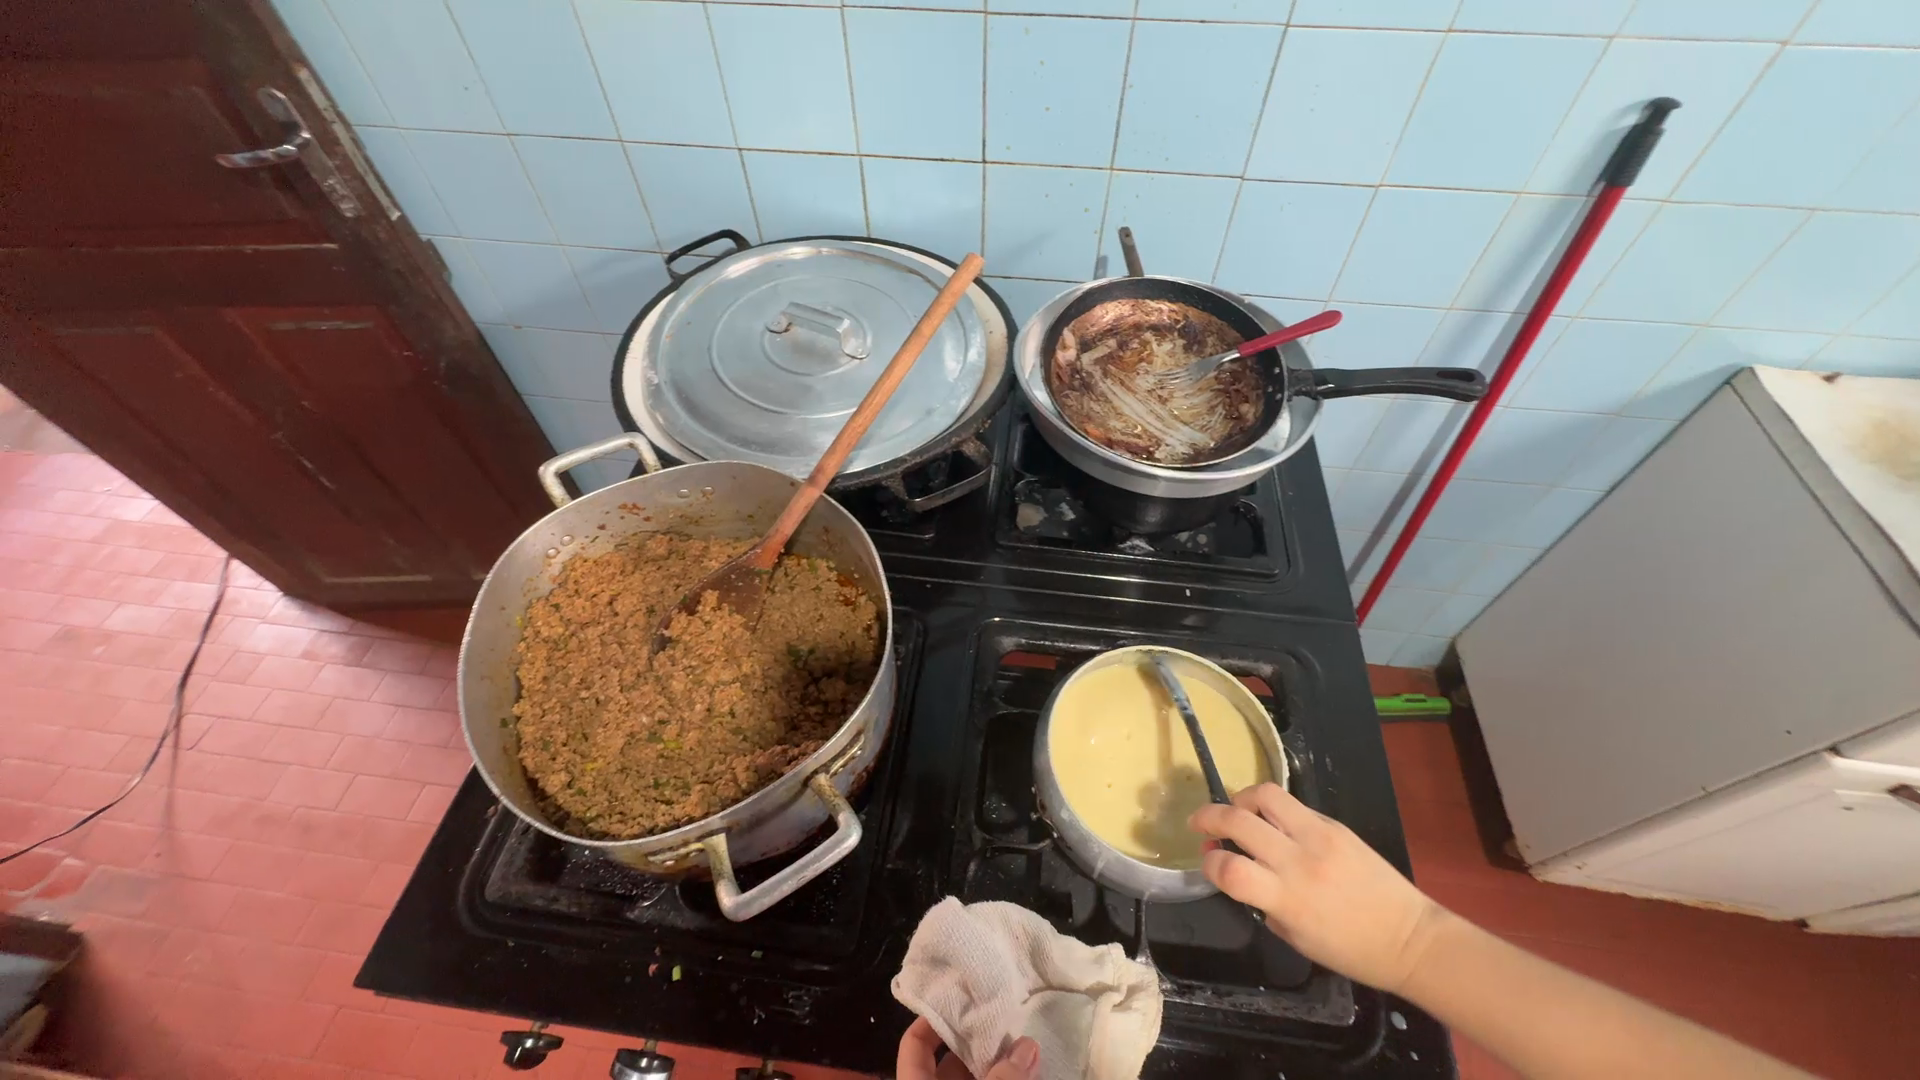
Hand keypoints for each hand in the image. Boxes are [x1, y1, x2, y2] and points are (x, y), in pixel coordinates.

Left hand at [896, 1017, 1039, 1079]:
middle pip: (953, 1061)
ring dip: (1002, 1064)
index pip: (915, 1043)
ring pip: (979, 1078)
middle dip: (982, 1041)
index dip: (934, 1018)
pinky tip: (1033, 1070)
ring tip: (1028, 1042)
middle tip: (1010, 1019)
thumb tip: (1028, 1044)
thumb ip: (1002, 1079)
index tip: (965, 996)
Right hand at [1188, 783, 1451, 992]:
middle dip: (1209, 817)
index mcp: (1287, 900)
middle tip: (1200, 823)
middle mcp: (1299, 862)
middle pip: (1237, 821)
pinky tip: (1273, 823)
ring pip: (1265, 795)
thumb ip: (1262, 901)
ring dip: (1240, 800)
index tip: (1208, 862)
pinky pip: (1293, 805)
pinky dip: (1273, 809)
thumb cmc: (1350, 951)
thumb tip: (1237, 869)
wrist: (1411, 940)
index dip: (1208, 862)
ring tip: (1237, 811)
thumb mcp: (1294, 937)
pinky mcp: (1336, 825)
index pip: (1229, 868)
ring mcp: (1319, 837)